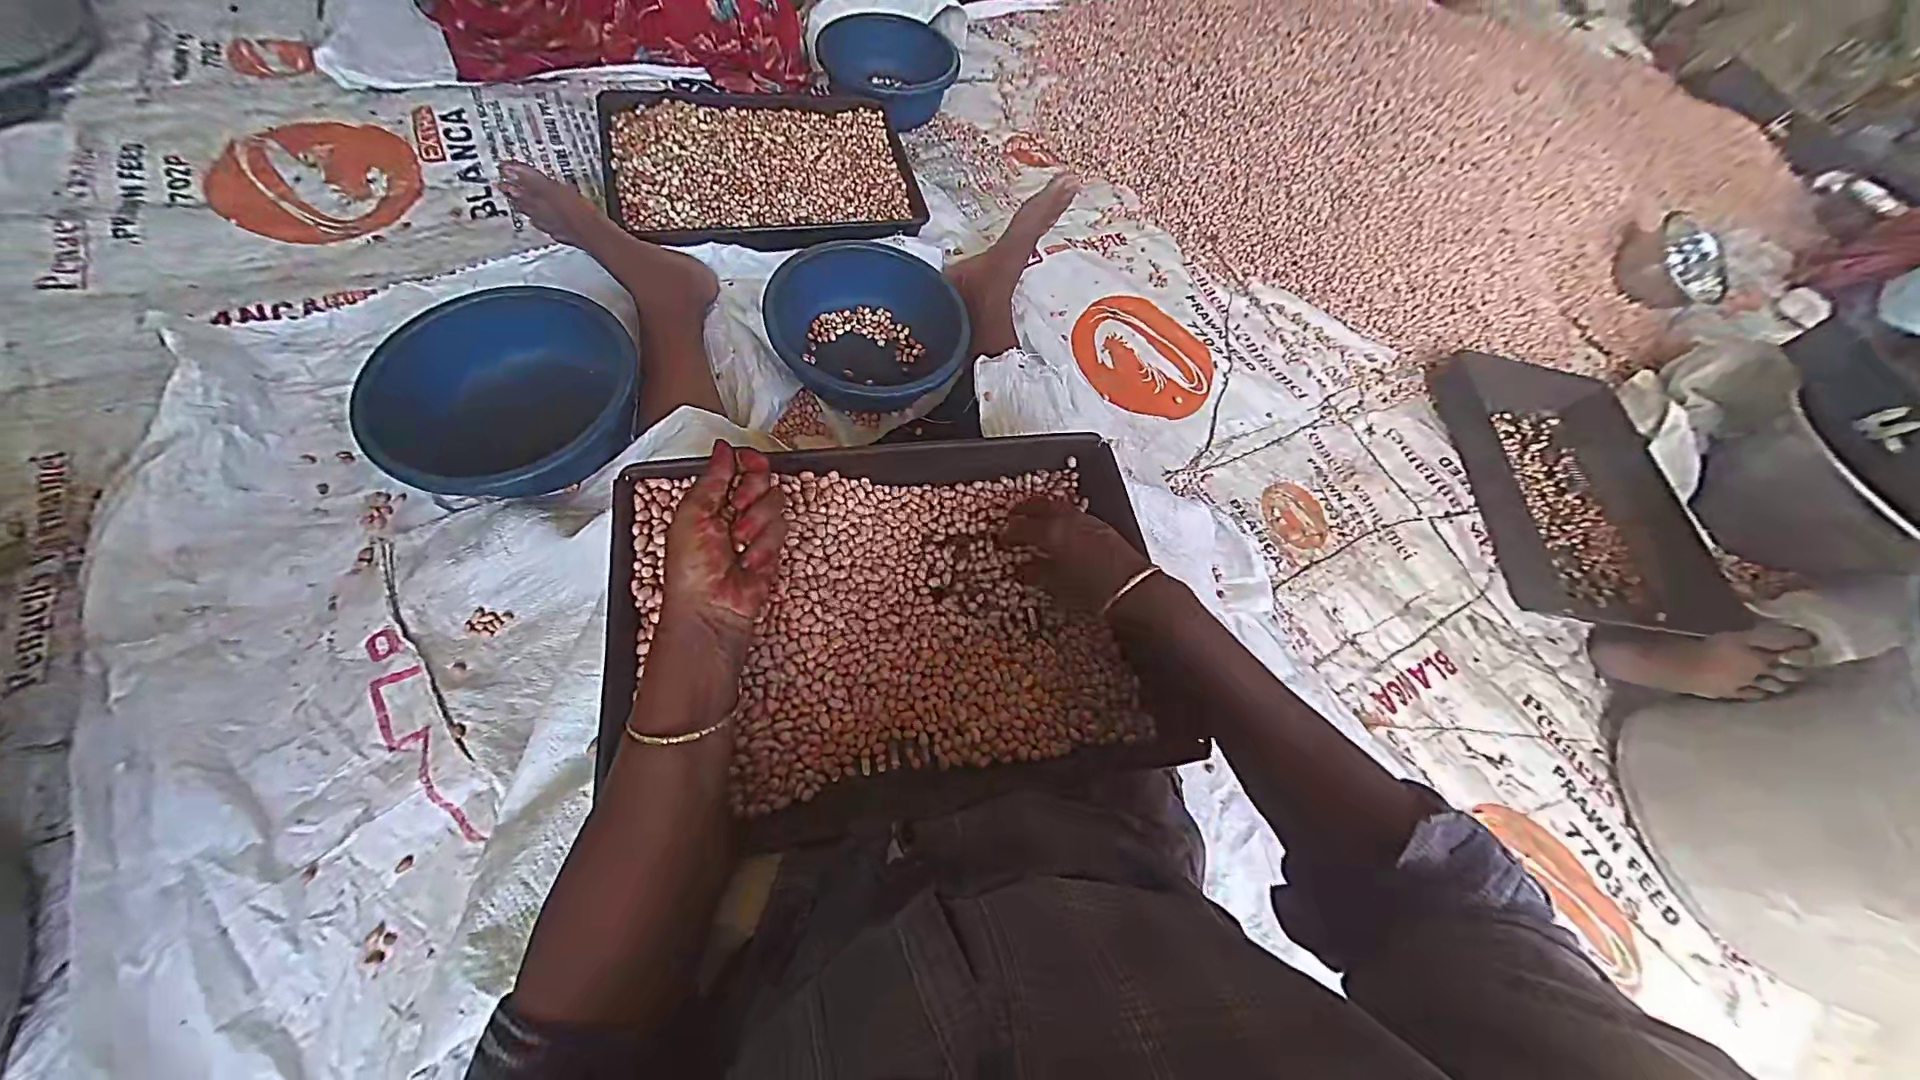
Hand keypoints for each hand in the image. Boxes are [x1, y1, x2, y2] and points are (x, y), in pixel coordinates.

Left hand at [662, 441, 786, 652]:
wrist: (710, 607)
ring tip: (738, 542)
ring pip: (774, 504)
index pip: (737, 468)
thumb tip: (723, 448)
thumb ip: (712, 478)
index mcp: (711, 500)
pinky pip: (780, 531)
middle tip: (738, 505)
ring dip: (756, 522)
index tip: (749, 461)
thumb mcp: (692, 514)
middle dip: (752, 490)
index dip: (746, 461)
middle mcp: (735, 512)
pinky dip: (764, 545)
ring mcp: (755, 530)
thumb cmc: (691, 569)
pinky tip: (748, 560)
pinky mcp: (771, 548)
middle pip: (761, 481)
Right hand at [1002, 498, 1153, 613]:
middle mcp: (1069, 521)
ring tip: (1035, 518)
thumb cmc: (1092, 590)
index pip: (1023, 527)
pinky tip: (1061, 528)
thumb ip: (1038, 573)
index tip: (1003, 536)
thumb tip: (1023, 570)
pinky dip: (1062, 517)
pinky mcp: (1101, 526)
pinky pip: (1074, 514)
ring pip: (1059, 507)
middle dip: (1024, 509)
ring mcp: (1087, 520)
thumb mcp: (1058, 584)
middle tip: (1013, 515)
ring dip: (1044, 510)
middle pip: (1040, 506)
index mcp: (1052, 533)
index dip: (1010, 532)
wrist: (1132, 589)